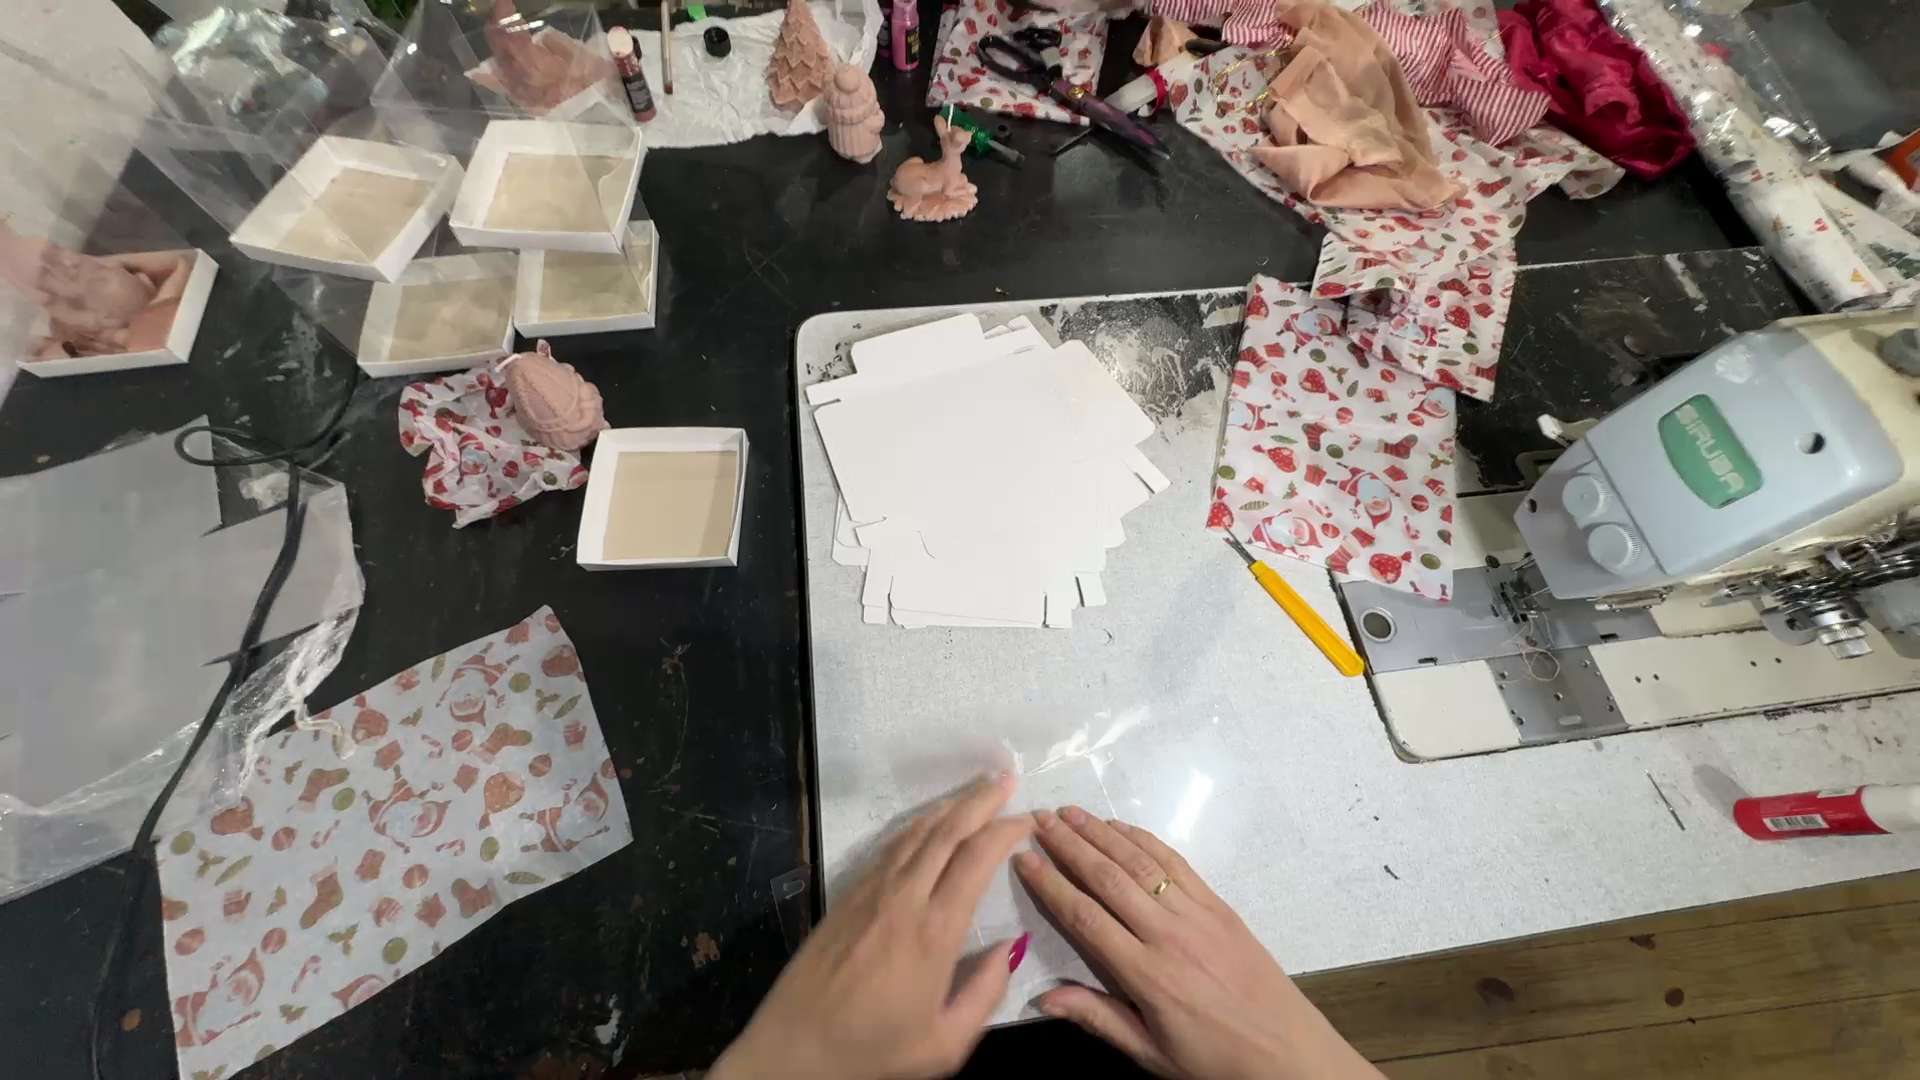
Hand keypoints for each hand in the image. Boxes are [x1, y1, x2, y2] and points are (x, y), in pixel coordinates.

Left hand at [711, 774, 1034, 1079]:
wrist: (792, 1051)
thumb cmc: (872, 1052)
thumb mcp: (942, 1045)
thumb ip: (985, 992)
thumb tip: (1013, 945)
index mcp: (934, 931)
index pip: (977, 859)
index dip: (1005, 829)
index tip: (1028, 818)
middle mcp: (905, 896)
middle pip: (949, 830)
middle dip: (982, 799)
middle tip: (1008, 779)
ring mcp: (873, 888)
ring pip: (919, 830)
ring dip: (952, 804)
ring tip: (978, 788)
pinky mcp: (850, 890)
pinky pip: (892, 843)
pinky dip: (919, 823)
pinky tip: (931, 818)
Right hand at [1015, 807, 1382, 1079]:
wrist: (1290, 1055)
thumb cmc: (1213, 1059)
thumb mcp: (1151, 1053)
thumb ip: (1097, 1018)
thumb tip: (1042, 997)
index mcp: (1146, 975)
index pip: (1085, 917)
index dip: (1050, 884)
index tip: (1024, 858)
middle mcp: (1167, 934)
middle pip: (1107, 877)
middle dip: (1068, 845)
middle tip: (1039, 818)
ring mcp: (1194, 912)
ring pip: (1137, 861)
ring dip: (1099, 832)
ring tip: (1069, 812)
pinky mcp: (1216, 902)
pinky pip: (1173, 860)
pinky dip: (1142, 838)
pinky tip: (1118, 825)